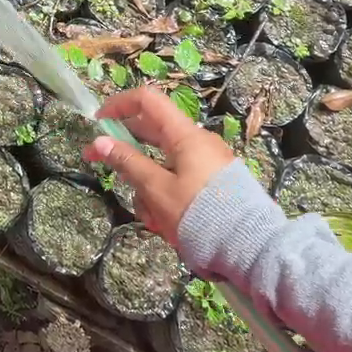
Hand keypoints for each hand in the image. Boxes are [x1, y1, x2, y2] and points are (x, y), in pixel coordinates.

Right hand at [86, 85, 235, 244]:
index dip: (119, 105)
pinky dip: (165, 193)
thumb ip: (127, 162)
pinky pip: (181, 177)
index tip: (98, 123)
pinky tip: (164, 222)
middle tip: (101, 165)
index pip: (147, 100)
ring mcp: (210, 163)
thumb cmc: (199, 214)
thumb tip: (99, 141)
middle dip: (127, 151)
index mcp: (186, 135)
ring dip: (146, 182)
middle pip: (153, 131)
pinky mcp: (216, 184)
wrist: (253, 251)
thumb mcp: (156, 189)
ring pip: (164, 160)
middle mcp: (199, 142)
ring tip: (149, 216)